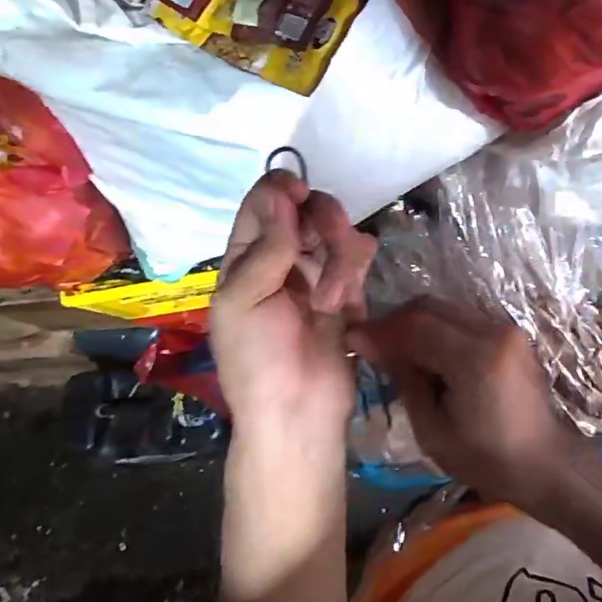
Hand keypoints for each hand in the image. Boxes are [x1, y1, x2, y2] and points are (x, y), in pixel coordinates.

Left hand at [211, 171, 377, 436]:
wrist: (298, 413)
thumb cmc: (257, 359)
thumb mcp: (244, 300)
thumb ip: (267, 245)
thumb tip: (278, 190)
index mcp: (245, 259)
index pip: (262, 205)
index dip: (280, 189)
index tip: (300, 191)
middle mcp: (280, 259)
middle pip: (305, 210)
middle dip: (321, 219)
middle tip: (330, 236)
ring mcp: (316, 274)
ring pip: (335, 231)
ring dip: (339, 253)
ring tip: (334, 296)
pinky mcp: (347, 291)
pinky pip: (356, 257)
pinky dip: (356, 263)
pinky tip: (349, 292)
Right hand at [349, 298, 601, 507]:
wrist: (548, 464)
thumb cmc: (489, 460)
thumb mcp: (433, 431)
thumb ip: (405, 380)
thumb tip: (371, 345)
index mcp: (477, 358)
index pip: (417, 326)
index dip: (381, 330)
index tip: (353, 339)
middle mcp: (494, 331)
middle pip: (430, 307)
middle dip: (395, 321)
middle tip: (371, 344)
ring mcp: (506, 328)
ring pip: (445, 308)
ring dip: (415, 323)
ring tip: (394, 350)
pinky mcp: (509, 332)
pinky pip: (462, 318)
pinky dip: (436, 328)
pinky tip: (423, 352)